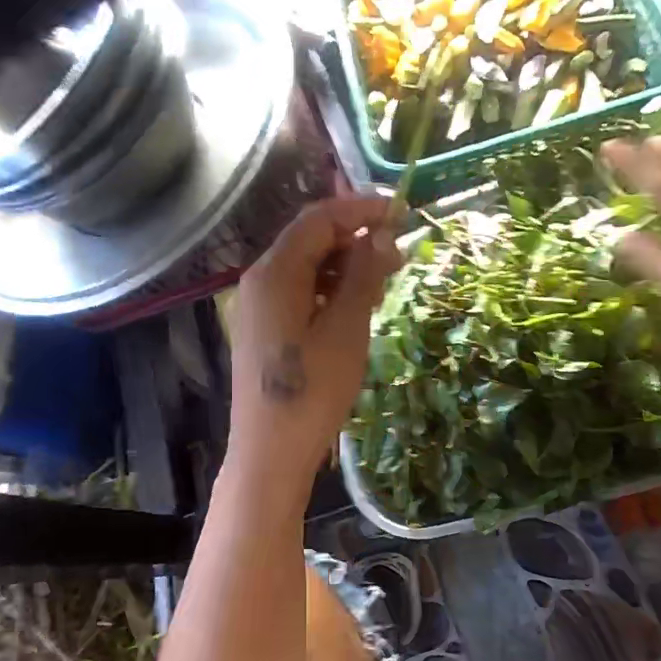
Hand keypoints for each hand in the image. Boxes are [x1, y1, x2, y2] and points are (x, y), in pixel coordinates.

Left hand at [229, 195, 403, 479]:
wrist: (271, 452)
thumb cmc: (313, 390)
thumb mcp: (346, 328)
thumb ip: (363, 275)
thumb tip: (381, 235)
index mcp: (274, 272)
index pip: (318, 219)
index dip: (360, 208)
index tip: (401, 211)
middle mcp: (259, 280)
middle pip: (309, 240)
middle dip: (355, 238)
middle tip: (399, 251)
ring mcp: (258, 307)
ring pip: (306, 268)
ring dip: (345, 265)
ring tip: (385, 280)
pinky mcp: (264, 330)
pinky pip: (300, 293)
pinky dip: (329, 290)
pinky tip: (356, 305)